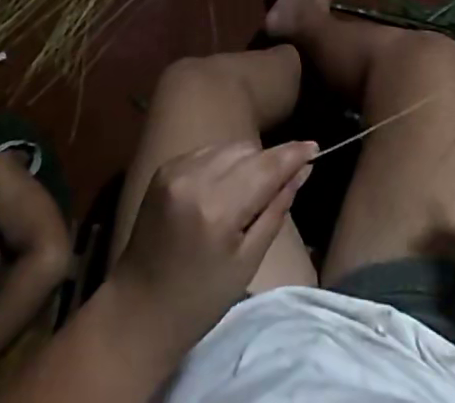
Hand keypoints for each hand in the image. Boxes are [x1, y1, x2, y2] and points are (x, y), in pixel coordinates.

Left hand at [111, 141, 315, 344]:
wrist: (139, 307)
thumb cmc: (201, 298)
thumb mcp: (249, 259)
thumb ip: (276, 208)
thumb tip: (302, 170)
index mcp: (217, 208)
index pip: (266, 166)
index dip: (293, 153)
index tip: (315, 147)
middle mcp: (194, 178)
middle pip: (247, 151)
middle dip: (270, 161)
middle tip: (284, 182)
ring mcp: (175, 169)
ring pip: (227, 147)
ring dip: (247, 160)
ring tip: (253, 189)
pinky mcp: (163, 169)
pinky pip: (207, 152)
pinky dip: (223, 163)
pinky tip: (226, 187)